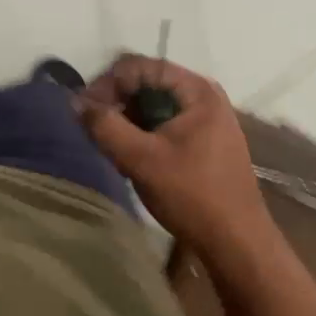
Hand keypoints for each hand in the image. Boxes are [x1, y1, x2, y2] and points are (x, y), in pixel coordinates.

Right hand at [76, 55, 269, 249]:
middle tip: (98, 131)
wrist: (239, 248)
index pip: (138, 67)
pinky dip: (143, 135)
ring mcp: (206, 119)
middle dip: (117, 104)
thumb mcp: (140, 159)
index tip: (87, 110)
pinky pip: (163, 123)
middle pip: (145, 83)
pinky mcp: (204, 141)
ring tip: (115, 150)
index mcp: (196, 90)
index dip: (107, 83)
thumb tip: (75, 102)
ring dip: (128, 121)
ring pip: (151, 105)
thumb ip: (104, 126)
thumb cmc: (193, 196)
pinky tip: (134, 160)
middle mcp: (203, 96)